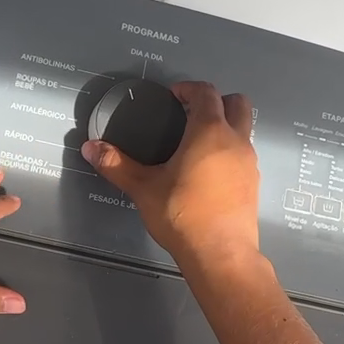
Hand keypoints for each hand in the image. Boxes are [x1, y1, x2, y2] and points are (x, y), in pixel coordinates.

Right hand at [81, 81, 260, 269]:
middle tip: (191, 114)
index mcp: (209, 132)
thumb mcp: (143, 189)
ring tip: (197, 145)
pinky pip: (244, 155)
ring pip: (244, 130)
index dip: (189, 88)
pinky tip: (208, 173)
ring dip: (225, 127)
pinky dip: (229, 152)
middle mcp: (236, 141)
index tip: (174, 95)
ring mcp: (249, 163)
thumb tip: (90, 148)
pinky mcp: (253, 184)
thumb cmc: (181, 214)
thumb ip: (116, 165)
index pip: (206, 93)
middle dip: (216, 101)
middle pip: (237, 103)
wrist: (220, 254)